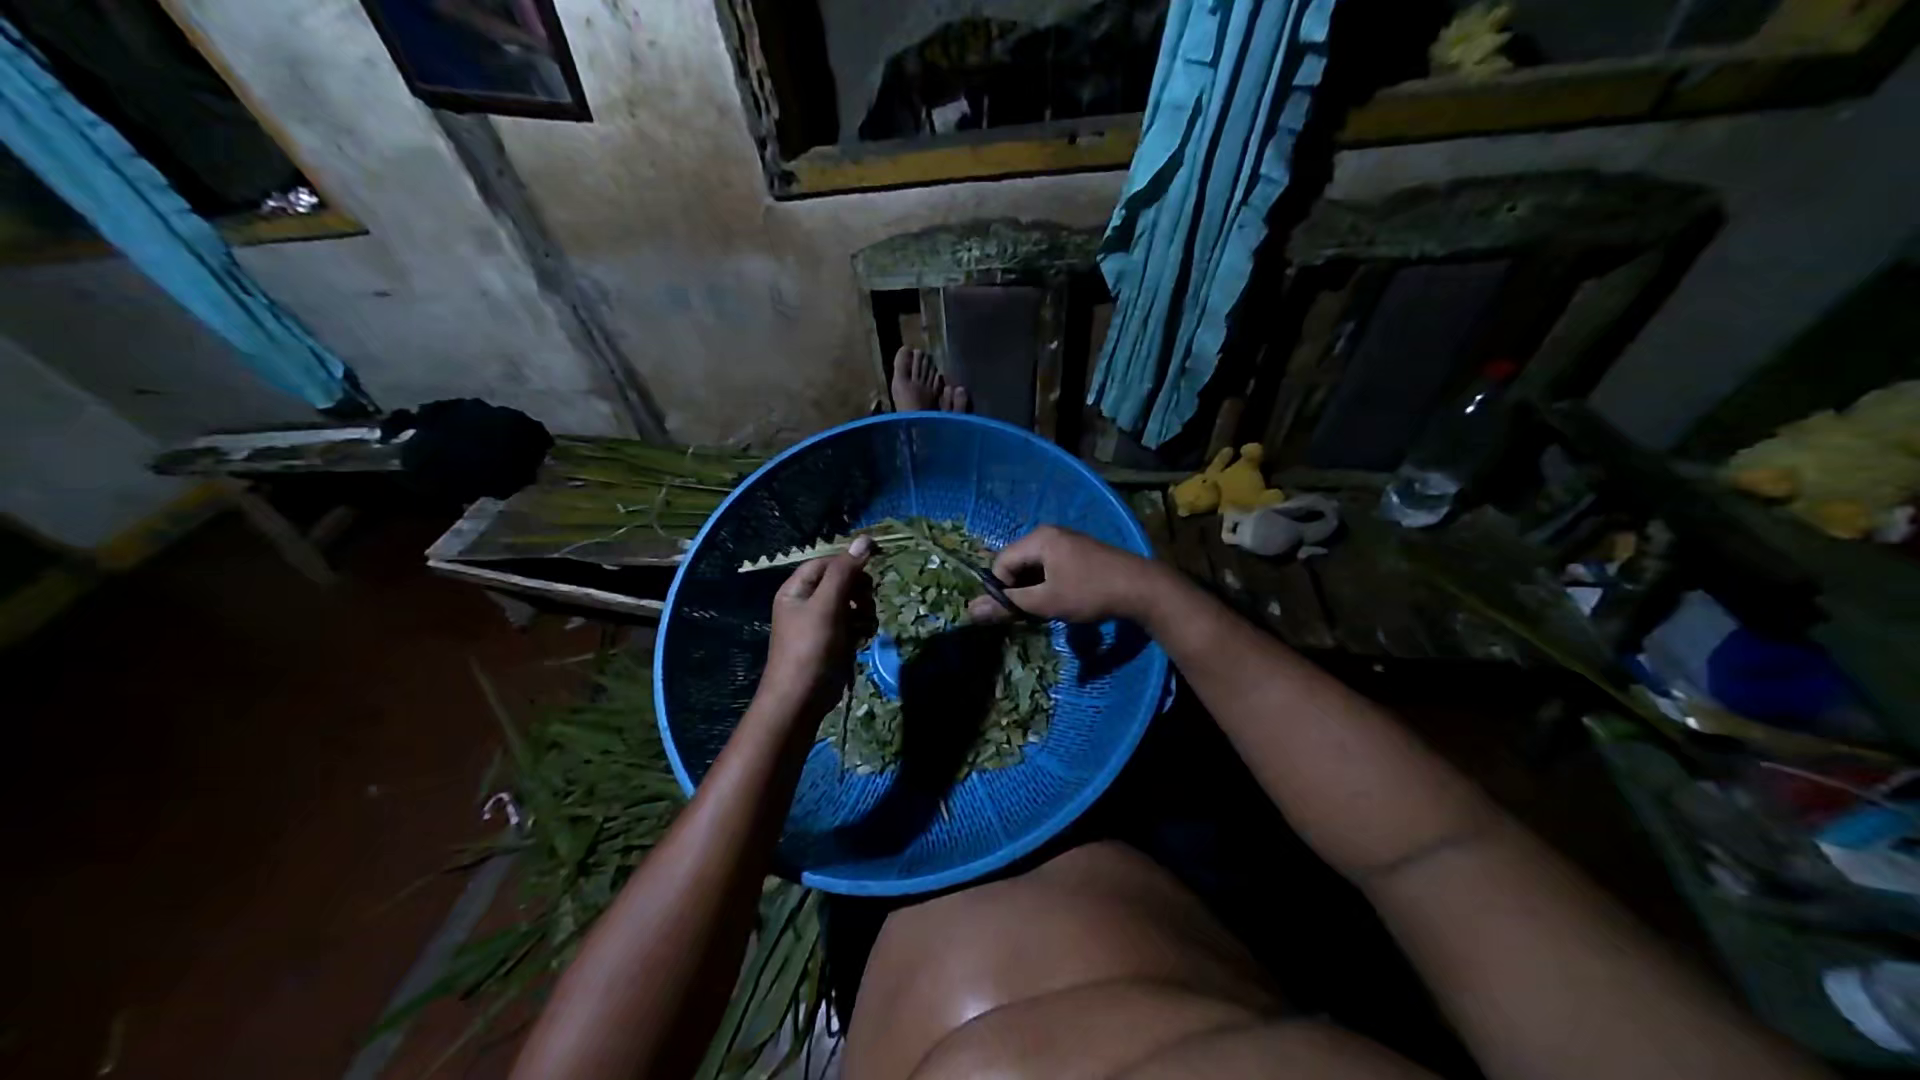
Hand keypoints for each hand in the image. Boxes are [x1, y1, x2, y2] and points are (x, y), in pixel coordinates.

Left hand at [761, 536, 874, 717]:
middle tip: (866, 602)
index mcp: (797, 590)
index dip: (849, 562)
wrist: (802, 699)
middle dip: (860, 590)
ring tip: (864, 626)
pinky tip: (863, 639)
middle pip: (842, 582)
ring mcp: (822, 623)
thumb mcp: (827, 605)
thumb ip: (846, 572)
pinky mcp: (834, 641)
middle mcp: (807, 603)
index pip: (827, 563)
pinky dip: (862, 628)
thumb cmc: (810, 648)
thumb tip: (865, 539)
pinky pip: (854, 624)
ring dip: (864, 611)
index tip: (875, 563)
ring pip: (853, 603)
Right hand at [966, 526, 1161, 623]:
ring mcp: (1067, 541)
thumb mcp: (1045, 602)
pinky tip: (1062, 600)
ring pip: (1034, 566)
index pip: (1001, 563)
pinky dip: (1049, 583)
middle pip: (1017, 562)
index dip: (1002, 589)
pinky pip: (1051, 565)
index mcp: (1039, 539)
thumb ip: (1008, 604)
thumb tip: (971, 610)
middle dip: (1018, 588)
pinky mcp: (1079, 552)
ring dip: (1034, 588)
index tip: (1016, 611)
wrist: (1142, 588)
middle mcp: (1050, 533)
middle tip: (1031, 612)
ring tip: (1047, 608)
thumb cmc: (1089, 592)